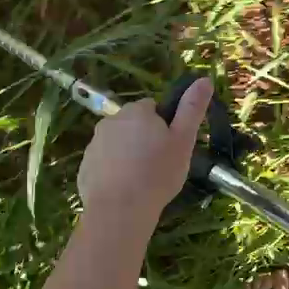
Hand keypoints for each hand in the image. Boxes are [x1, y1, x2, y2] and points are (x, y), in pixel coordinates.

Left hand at [76, 78, 212, 220]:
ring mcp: (94, 144)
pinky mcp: (85, 167)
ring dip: (129, 155)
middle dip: (145, 139)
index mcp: (136, 112)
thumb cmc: (158, 172)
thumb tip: (204, 79)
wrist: (120, 209)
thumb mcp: (183, 140)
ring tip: (143, 181)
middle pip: (133, 125)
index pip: (152, 108)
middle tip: (160, 165)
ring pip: (118, 144)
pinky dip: (114, 172)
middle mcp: (111, 121)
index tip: (171, 147)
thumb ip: (192, 108)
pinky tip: (126, 190)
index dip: (164, 126)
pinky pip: (104, 164)